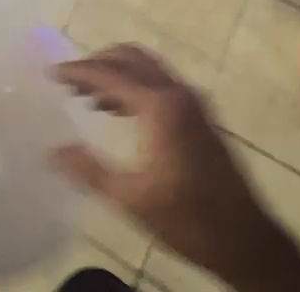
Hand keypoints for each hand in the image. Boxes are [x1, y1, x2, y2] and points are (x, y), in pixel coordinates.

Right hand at [52, 45, 299, 289]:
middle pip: (130, 58)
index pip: (109, 74)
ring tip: (87, 96)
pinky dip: (135, 85)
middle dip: (97, 63)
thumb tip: (52, 150)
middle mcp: (178, 92)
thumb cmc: (188, 219)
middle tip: (70, 80)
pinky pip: (161, 83)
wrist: (248, 241)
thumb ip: (88, 169)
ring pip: (148, 67)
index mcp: (159, 106)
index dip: (77, 71)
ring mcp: (194, 101)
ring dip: (116, 73)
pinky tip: (119, 112)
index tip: (51, 74)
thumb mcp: (130, 198)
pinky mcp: (203, 114)